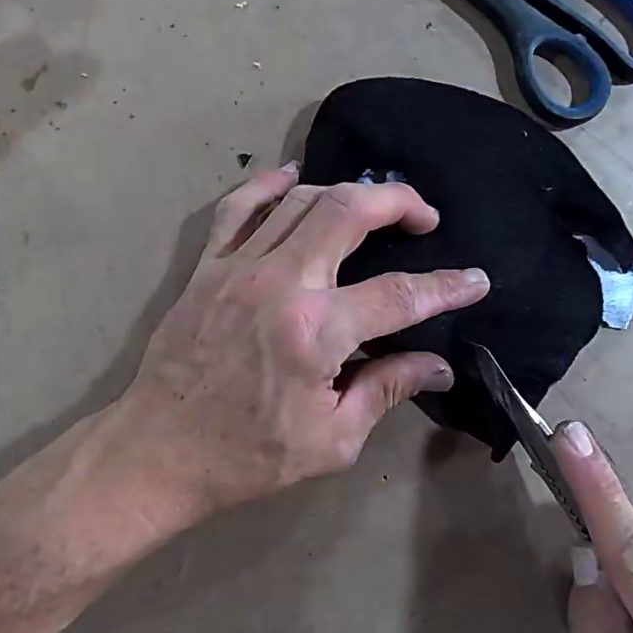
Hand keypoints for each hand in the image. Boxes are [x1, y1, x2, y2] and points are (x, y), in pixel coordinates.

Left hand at [92, 165, 489, 526]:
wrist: (156, 454)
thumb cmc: (248, 456)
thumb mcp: (332, 441)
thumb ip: (387, 390)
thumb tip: (438, 366)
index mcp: (316, 333)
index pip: (400, 295)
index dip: (446, 285)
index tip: (476, 280)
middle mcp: (280, 284)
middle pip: (350, 212)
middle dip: (399, 201)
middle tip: (424, 216)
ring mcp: (238, 268)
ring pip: (302, 200)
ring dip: (349, 192)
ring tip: (375, 206)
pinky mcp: (207, 268)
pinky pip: (239, 207)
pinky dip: (271, 185)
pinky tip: (295, 176)